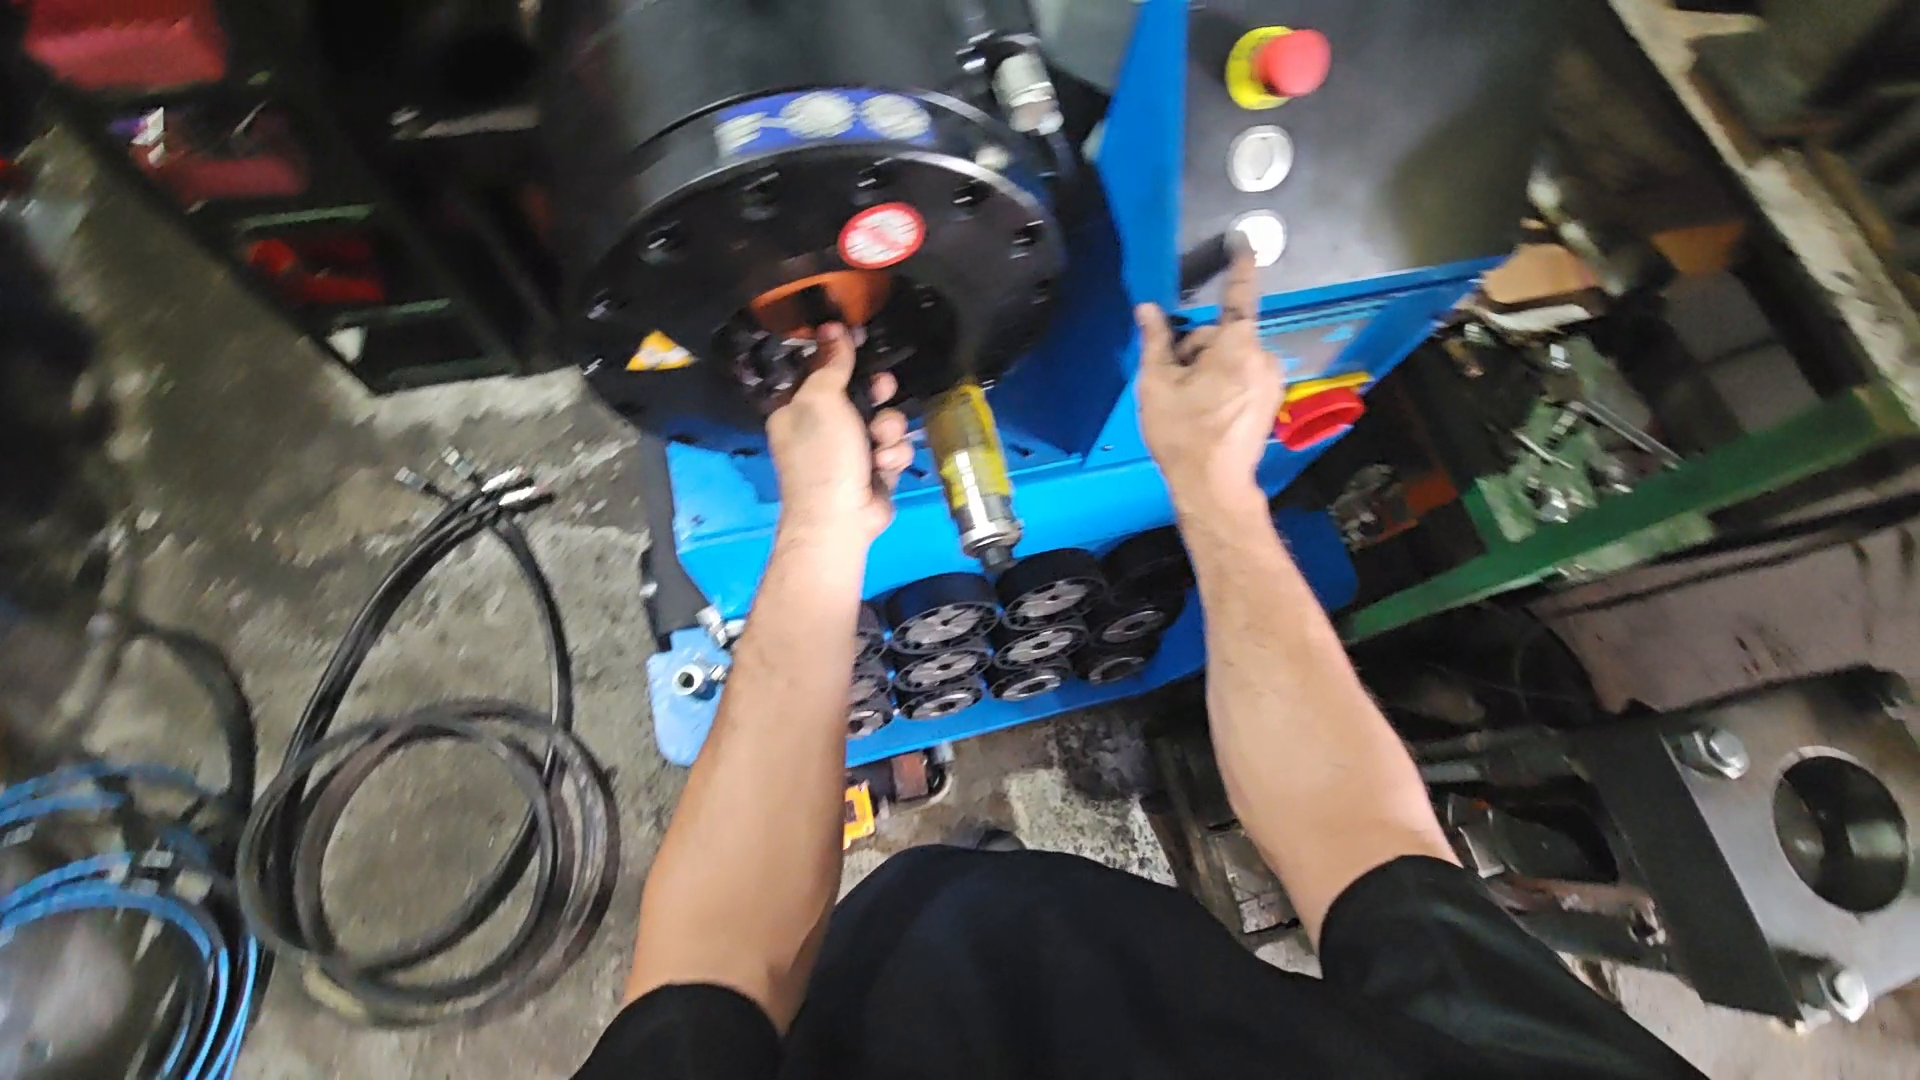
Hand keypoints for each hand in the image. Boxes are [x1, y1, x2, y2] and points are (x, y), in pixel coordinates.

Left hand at [766, 324, 912, 546]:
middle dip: (876, 395)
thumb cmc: (823, 456)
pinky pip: (893, 449)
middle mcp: (823, 429)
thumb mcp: (821, 401)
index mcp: (798, 409)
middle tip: (882, 390)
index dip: (843, 357)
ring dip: (888, 431)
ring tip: (880, 447)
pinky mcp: (875, 471)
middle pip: (860, 394)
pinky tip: (883, 468)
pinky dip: (892, 457)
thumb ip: (831, 364)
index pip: (822, 371)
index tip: (860, 343)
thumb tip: (832, 328)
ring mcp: (850, 452)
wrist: (840, 518)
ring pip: (884, 422)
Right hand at [1135, 253, 1282, 516]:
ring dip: (1208, 368)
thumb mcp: (1157, 385)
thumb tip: (1147, 310)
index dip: (1239, 267)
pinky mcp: (1269, 400)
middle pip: (1222, 336)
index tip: (1245, 241)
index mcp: (1237, 347)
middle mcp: (1262, 358)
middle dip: (1196, 350)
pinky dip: (1222, 383)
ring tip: (1186, 402)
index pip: (1238, 297)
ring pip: (1232, 357)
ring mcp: (1270, 381)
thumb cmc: (1182, 433)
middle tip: (1173, 383)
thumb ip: (1155, 341)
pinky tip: (1205, 412)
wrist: (1212, 485)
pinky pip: (1242, 376)